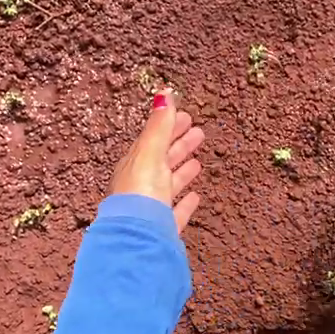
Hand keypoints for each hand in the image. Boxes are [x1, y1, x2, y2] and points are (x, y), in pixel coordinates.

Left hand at [109, 92, 204, 230]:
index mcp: (136, 166)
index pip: (154, 139)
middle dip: (178, 144)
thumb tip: (164, 93)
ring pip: (170, 183)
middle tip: (198, 130)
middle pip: (162, 159)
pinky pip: (176, 210)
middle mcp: (142, 185)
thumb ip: (159, 127)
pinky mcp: (163, 228)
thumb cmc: (141, 195)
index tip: (185, 114)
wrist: (138, 240)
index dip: (169, 126)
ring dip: (183, 170)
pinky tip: (196, 197)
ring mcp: (152, 207)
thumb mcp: (150, 154)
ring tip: (198, 160)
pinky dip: (186, 202)